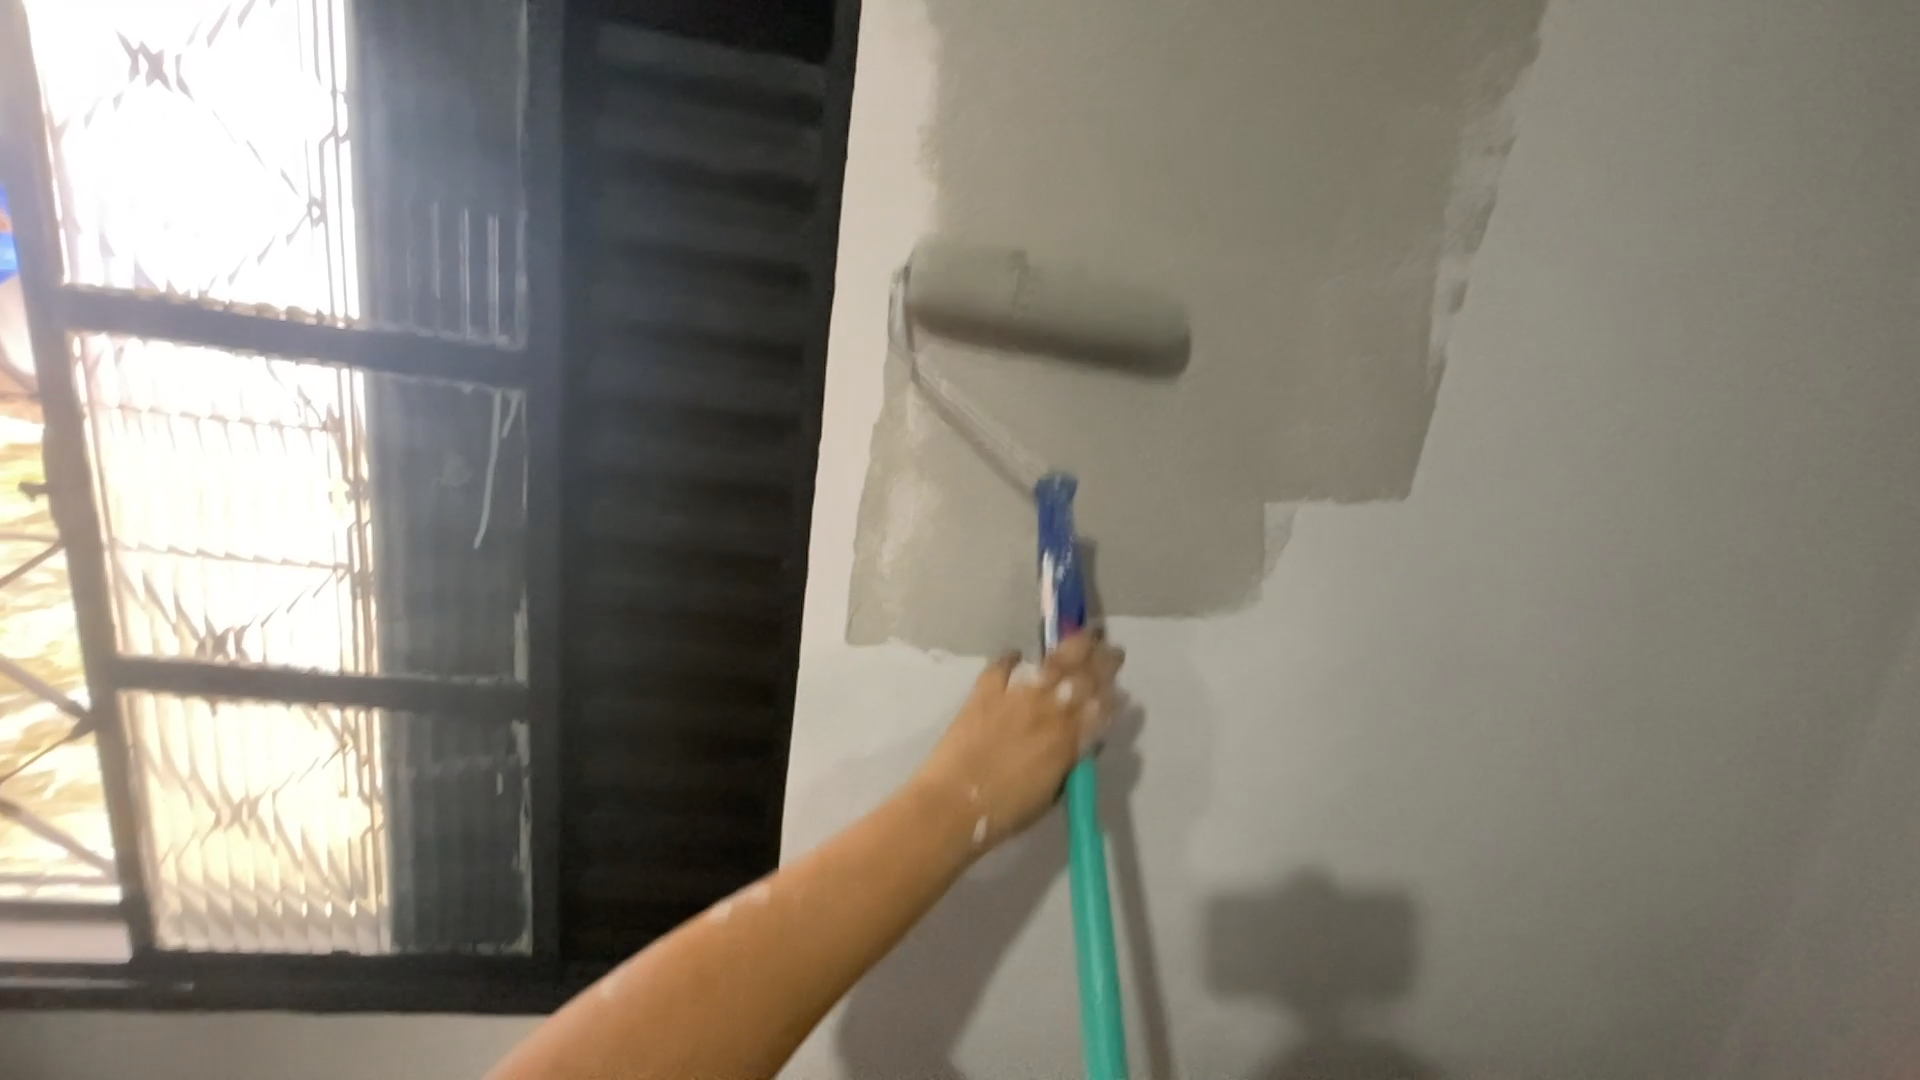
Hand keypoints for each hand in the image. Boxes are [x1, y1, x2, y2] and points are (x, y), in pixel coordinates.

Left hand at [912, 631, 1126, 852]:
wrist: (953, 804)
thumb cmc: (1005, 812)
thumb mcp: (1051, 794)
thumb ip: (1067, 763)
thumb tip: (1079, 744)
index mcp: (1067, 741)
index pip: (1100, 710)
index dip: (1112, 697)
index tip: (1119, 689)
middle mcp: (1047, 712)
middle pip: (1082, 678)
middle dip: (1102, 661)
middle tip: (1112, 648)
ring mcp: (1016, 697)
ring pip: (1051, 664)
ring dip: (1071, 647)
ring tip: (1083, 634)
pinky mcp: (985, 692)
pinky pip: (1001, 667)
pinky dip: (1010, 658)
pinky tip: (1017, 653)